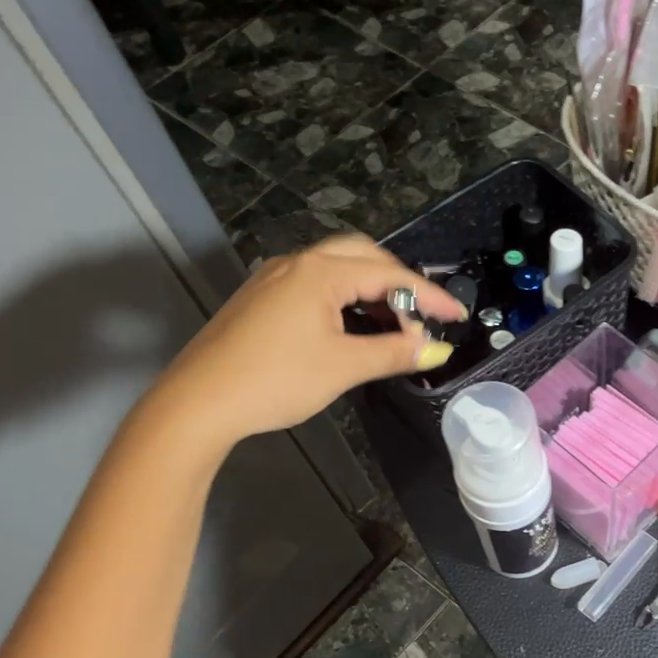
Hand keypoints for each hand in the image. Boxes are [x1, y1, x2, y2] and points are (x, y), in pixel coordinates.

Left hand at [147, 235, 463, 445]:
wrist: (200, 401)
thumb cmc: (276, 380)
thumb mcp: (343, 367)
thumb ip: (393, 353)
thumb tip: (434, 350)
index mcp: (319, 272)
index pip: (388, 275)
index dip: (428, 296)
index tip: (457, 316)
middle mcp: (296, 263)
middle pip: (361, 255)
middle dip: (398, 280)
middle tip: (423, 313)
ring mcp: (273, 279)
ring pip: (335, 268)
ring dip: (370, 288)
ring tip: (394, 323)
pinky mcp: (260, 300)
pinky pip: (314, 285)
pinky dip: (344, 297)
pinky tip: (352, 327)